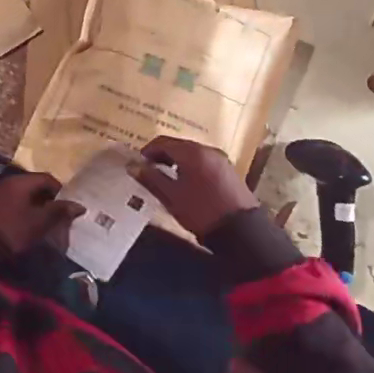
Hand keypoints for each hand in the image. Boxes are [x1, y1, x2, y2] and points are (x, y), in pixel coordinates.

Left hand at [0, 172, 84, 255]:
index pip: (47, 178)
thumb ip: (59, 211)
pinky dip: (28, 208)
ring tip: (49, 219)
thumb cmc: (15, 230)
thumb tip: (79, 206)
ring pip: (27, 194)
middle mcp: (9, 182)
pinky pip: (17, 201)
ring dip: (39, 204)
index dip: (61, 191)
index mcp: (20, 182)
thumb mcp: (40, 221)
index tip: (69, 205)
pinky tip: (34, 221)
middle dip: (50, 198)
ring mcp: (0, 192)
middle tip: (61, 213)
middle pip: (36, 185)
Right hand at [132, 136, 257, 239]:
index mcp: (192, 153)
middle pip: (178, 145)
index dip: (147, 151)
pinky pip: (204, 162)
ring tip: (165, 178)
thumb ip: (150, 178)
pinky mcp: (229, 171)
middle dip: (161, 155)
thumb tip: (133, 166)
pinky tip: (186, 183)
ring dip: (176, 161)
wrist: (240, 231)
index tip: (138, 163)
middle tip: (149, 170)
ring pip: (192, 154)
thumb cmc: (200, 211)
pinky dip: (190, 167)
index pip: (162, 142)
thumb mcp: (170, 196)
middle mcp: (208, 150)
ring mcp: (221, 160)